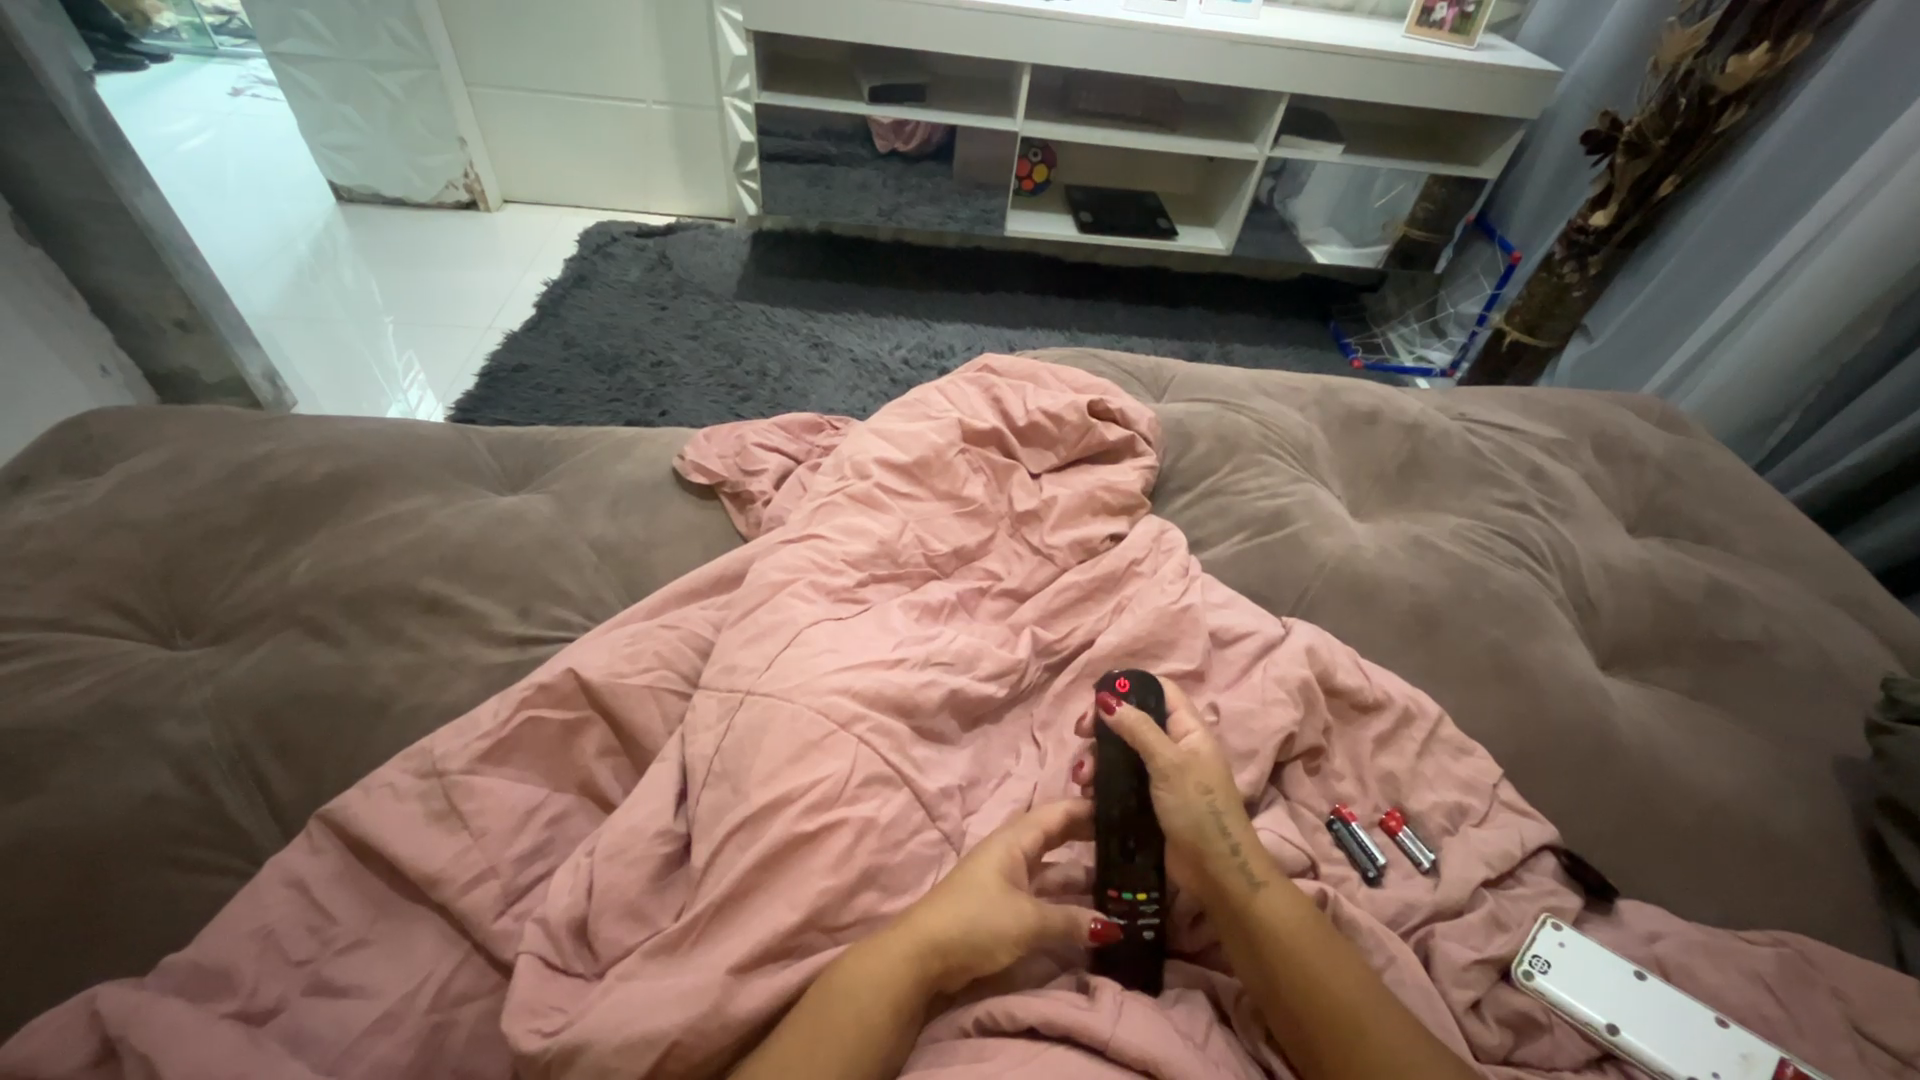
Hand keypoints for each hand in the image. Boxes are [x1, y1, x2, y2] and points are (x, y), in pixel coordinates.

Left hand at [887, 800, 1120, 993]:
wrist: (922, 956)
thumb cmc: (975, 922)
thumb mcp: (1028, 921)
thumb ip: (1071, 921)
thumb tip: (1113, 927)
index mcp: (1014, 840)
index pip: (1058, 813)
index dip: (1089, 808)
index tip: (1126, 809)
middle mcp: (1013, 853)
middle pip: (1057, 839)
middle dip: (1090, 841)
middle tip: (1131, 846)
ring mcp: (1008, 881)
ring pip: (1053, 872)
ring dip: (1082, 879)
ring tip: (1123, 887)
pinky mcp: (1005, 909)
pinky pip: (1044, 896)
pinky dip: (1067, 903)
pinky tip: (1094, 917)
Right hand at [1071, 678, 1273, 897]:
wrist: (1215, 872)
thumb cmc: (1199, 810)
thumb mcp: (1169, 763)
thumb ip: (1138, 728)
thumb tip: (1106, 698)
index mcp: (1188, 729)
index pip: (1158, 691)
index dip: (1128, 687)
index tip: (1097, 698)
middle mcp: (1173, 747)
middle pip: (1131, 721)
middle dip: (1102, 728)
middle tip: (1080, 735)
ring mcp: (1158, 776)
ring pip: (1118, 753)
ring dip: (1095, 760)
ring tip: (1082, 779)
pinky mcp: (1145, 801)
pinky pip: (1117, 782)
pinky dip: (1100, 784)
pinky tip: (1087, 795)